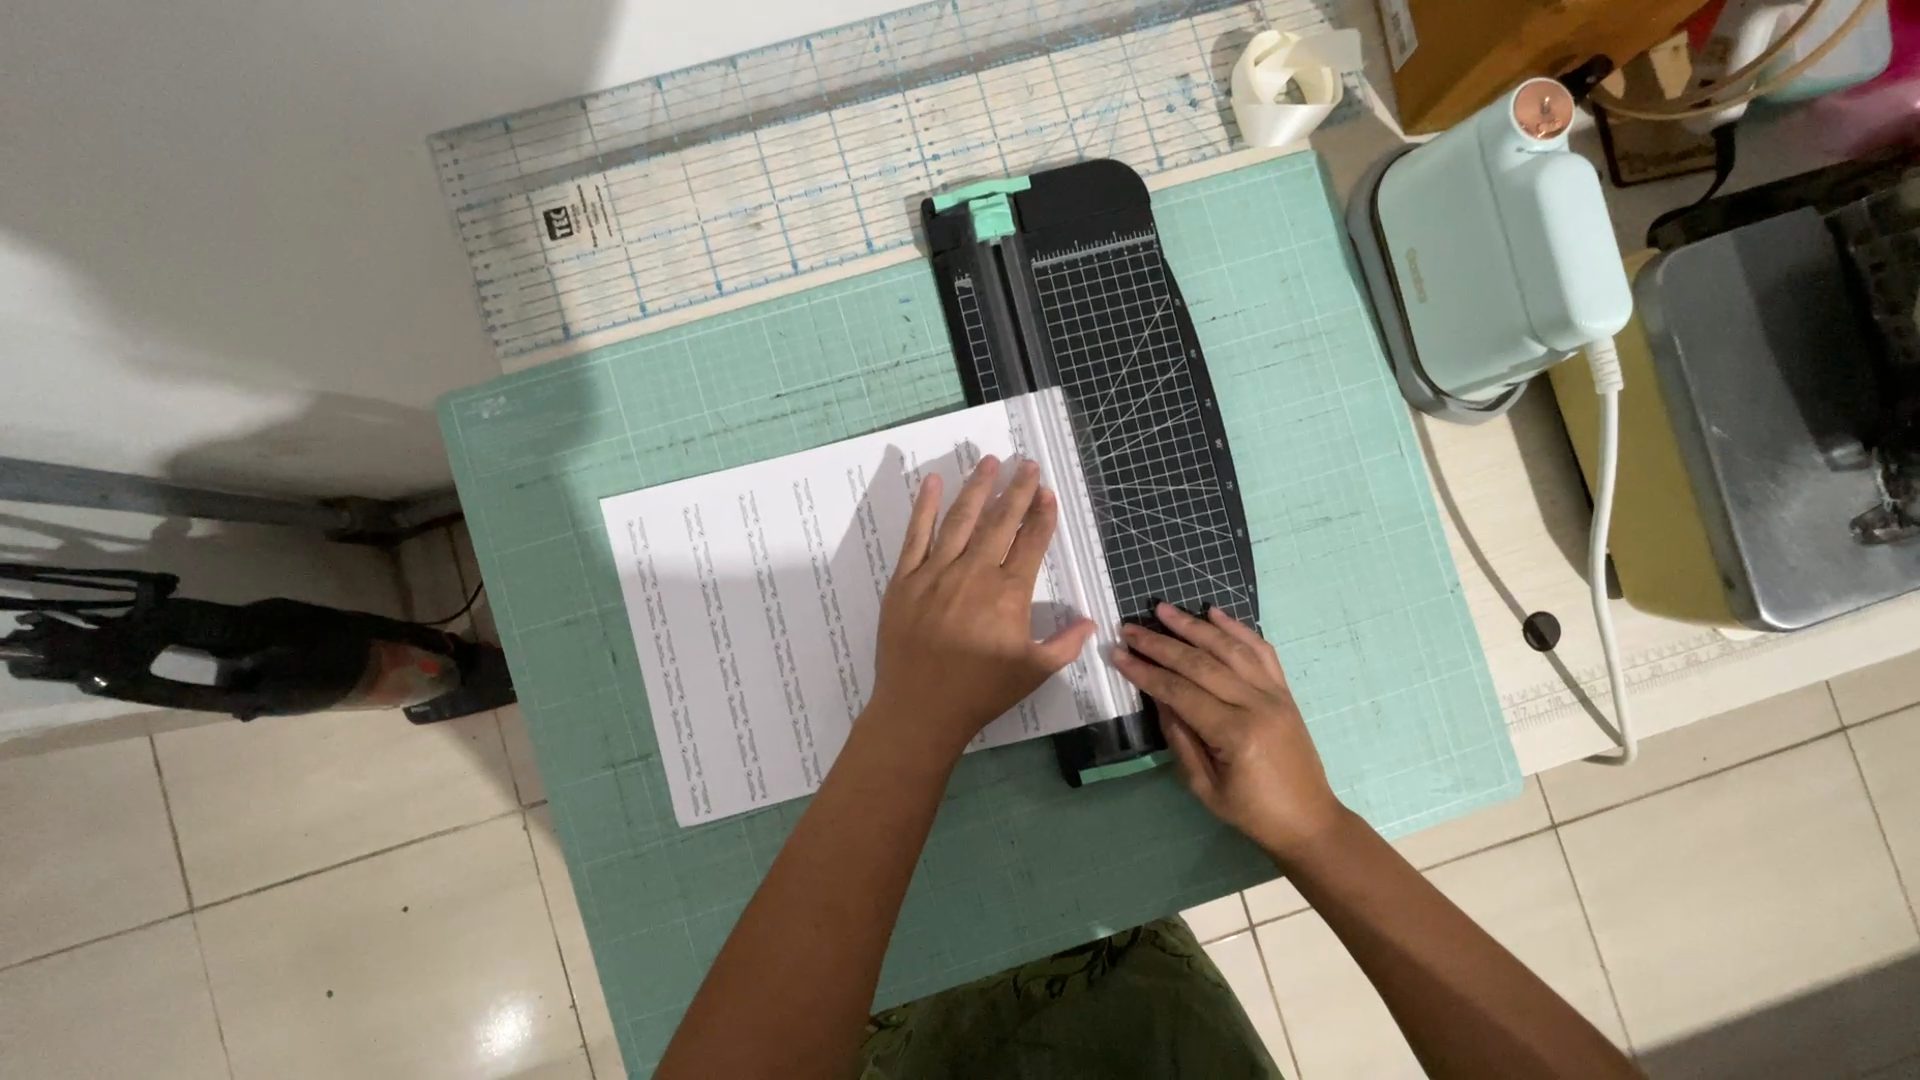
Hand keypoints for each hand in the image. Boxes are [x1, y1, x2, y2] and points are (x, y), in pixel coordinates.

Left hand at [864, 455, 1094, 760]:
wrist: (920, 708)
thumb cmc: (980, 692)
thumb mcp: (1033, 673)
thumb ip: (1065, 645)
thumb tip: (1091, 623)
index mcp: (1008, 593)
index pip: (1031, 542)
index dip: (1041, 514)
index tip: (1047, 491)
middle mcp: (974, 573)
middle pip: (1000, 521)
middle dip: (1016, 490)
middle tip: (1026, 463)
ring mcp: (936, 572)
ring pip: (961, 519)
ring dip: (977, 488)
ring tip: (990, 462)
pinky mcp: (905, 579)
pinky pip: (916, 535)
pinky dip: (926, 507)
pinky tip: (934, 482)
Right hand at [1112, 603, 1345, 863]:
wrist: (1310, 820)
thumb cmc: (1252, 812)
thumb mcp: (1204, 787)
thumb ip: (1180, 739)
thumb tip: (1158, 697)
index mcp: (1236, 734)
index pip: (1180, 691)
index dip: (1146, 672)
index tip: (1118, 654)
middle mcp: (1257, 705)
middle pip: (1201, 664)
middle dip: (1161, 644)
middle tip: (1129, 628)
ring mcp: (1275, 695)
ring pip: (1230, 648)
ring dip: (1194, 626)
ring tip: (1164, 610)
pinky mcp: (1285, 692)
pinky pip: (1261, 651)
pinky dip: (1237, 628)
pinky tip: (1213, 613)